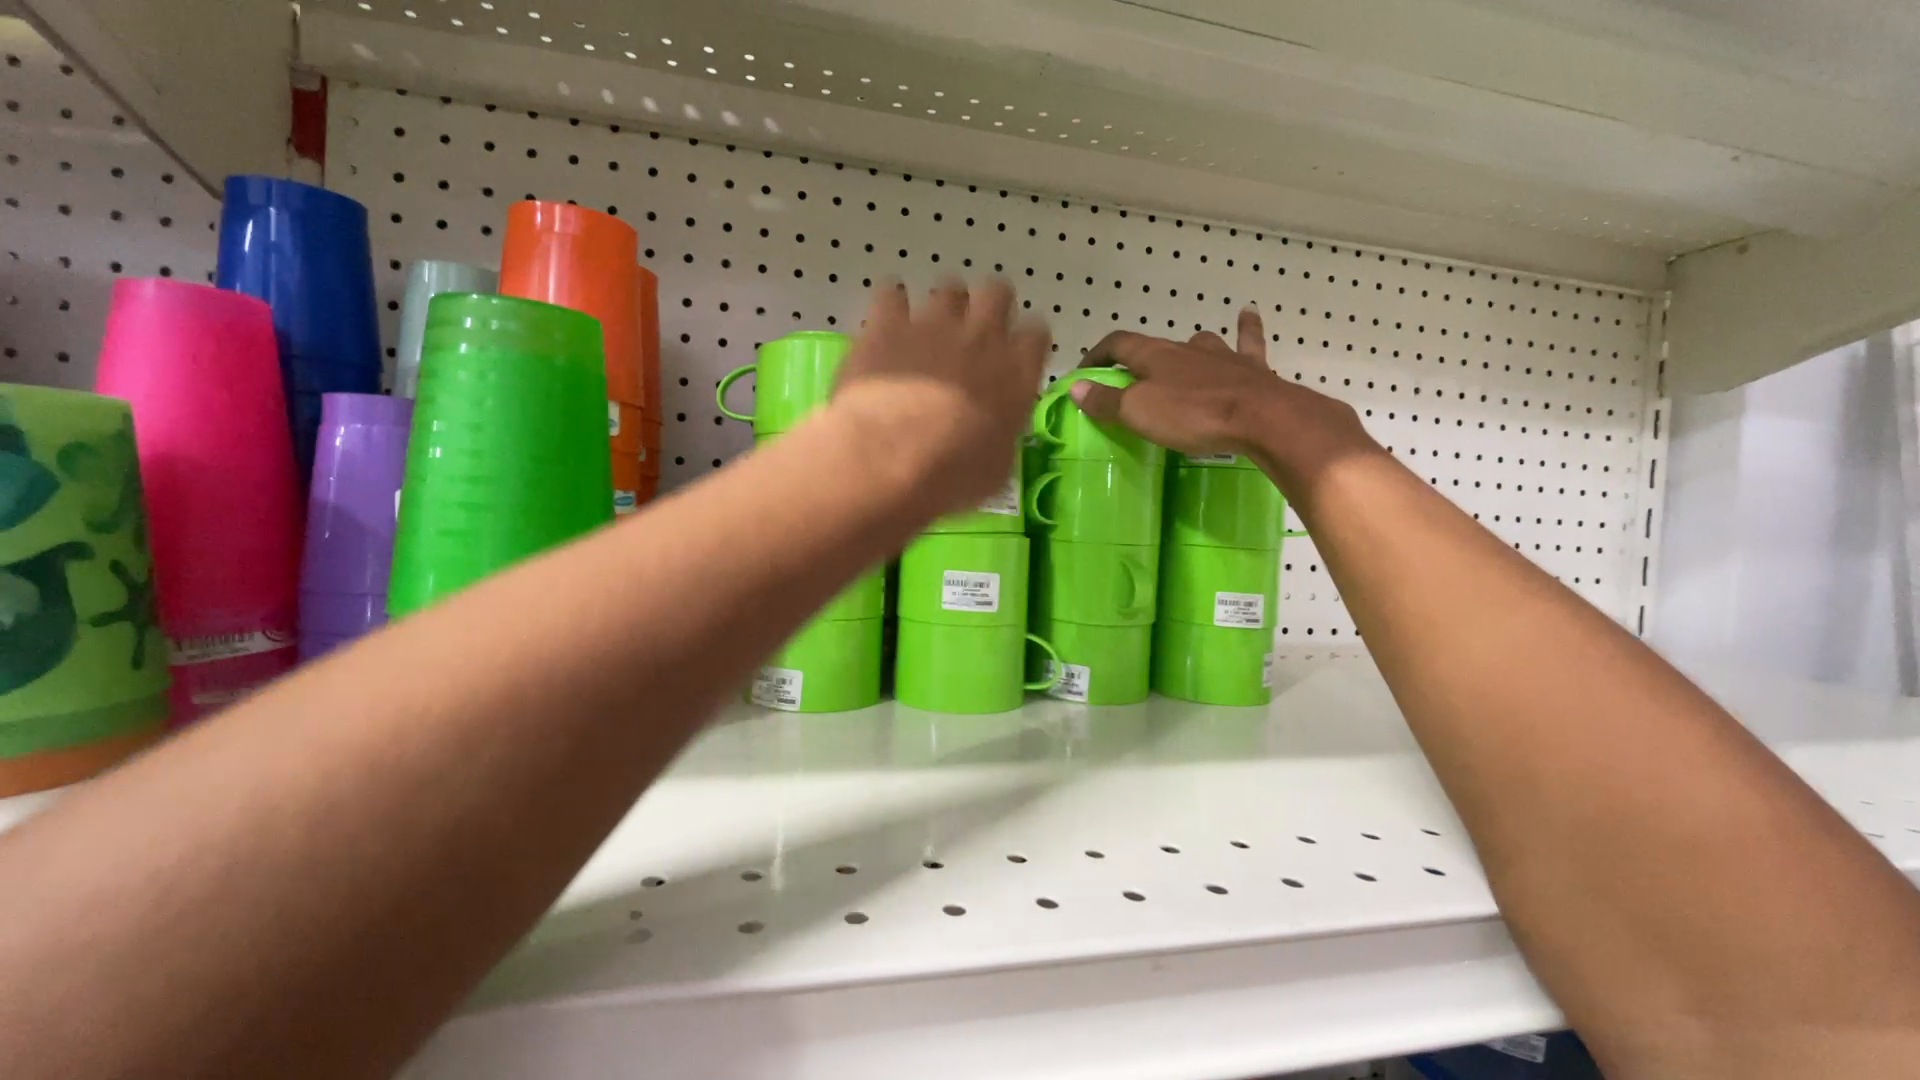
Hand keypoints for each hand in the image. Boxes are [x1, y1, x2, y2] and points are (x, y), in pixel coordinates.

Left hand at [832, 280, 1050, 515]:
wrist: (889, 459)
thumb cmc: (951, 476)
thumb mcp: (996, 469)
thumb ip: (1002, 436)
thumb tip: (995, 434)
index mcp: (1017, 373)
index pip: (1037, 334)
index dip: (1024, 343)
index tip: (1014, 358)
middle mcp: (982, 337)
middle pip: (998, 293)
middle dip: (988, 307)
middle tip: (973, 334)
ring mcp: (934, 324)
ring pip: (950, 288)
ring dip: (943, 305)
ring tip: (929, 330)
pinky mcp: (887, 324)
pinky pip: (892, 294)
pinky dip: (891, 305)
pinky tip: (886, 325)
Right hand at [1072, 308, 1376, 495]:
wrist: (1262, 417)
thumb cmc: (1192, 415)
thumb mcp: (1138, 412)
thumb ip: (1106, 400)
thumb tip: (1075, 387)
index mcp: (1154, 355)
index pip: (1116, 344)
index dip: (1097, 355)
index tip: (1084, 371)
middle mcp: (1186, 348)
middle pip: (1155, 346)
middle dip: (1139, 359)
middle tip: (1131, 379)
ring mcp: (1221, 355)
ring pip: (1198, 344)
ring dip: (1185, 350)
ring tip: (1180, 359)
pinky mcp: (1251, 369)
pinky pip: (1247, 340)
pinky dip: (1246, 326)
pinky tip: (1248, 312)